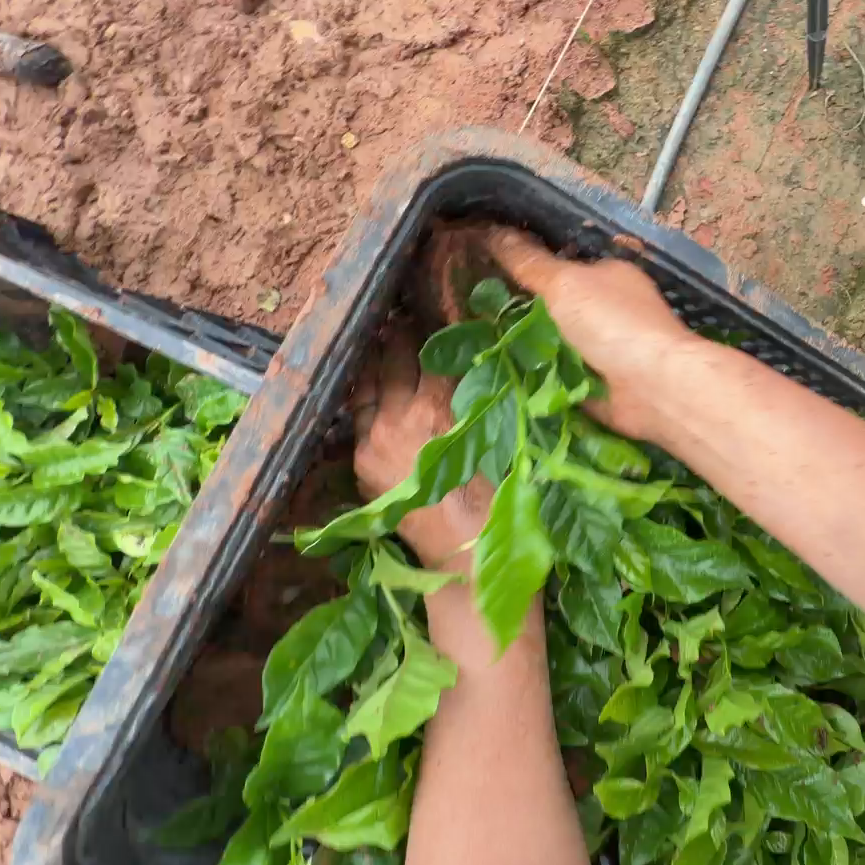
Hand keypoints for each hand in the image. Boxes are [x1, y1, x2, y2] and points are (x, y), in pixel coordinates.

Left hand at [350, 325, 491, 569]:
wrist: (465, 555)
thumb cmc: (501, 499)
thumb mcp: (505, 438)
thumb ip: (491, 398)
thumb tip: (489, 362)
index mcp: (445, 406)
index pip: (439, 350)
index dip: (442, 326)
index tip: (442, 309)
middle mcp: (403, 414)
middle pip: (397, 357)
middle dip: (403, 334)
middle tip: (409, 317)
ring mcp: (375, 436)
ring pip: (370, 382)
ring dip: (378, 359)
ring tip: (387, 340)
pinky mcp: (361, 459)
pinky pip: (359, 414)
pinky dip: (367, 394)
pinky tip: (376, 384)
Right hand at [492, 228, 708, 441]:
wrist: (655, 387)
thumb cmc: (615, 324)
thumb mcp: (565, 284)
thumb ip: (530, 263)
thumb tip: (494, 232)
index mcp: (612, 278)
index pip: (567, 267)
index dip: (531, 269)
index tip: (488, 275)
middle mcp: (616, 312)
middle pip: (562, 310)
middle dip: (526, 316)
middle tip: (480, 315)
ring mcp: (612, 352)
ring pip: (562, 348)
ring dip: (532, 352)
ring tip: (485, 347)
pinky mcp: (606, 388)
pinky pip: (566, 383)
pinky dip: (546, 383)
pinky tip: (510, 381)